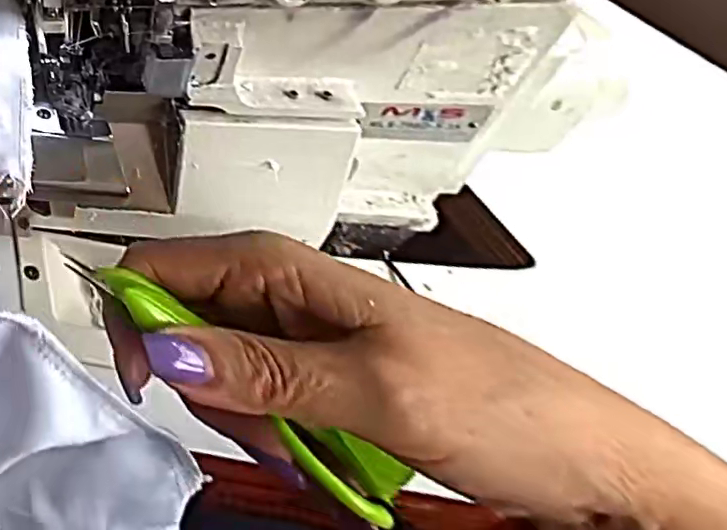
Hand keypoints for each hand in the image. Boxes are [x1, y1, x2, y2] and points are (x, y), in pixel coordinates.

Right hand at [107, 233, 726, 528]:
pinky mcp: (301, 367)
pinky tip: (313, 452)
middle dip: (202, 384)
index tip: (148, 378)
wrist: (590, 463)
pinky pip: (245, 395)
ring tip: (307, 445)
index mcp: (271, 264)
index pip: (156, 266)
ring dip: (239, 416)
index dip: (135, 315)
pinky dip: (265, 431)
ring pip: (208, 365)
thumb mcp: (374, 389)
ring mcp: (285, 329)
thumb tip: (170, 346)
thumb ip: (261, 369)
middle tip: (261, 426)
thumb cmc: (507, 403)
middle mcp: (269, 288)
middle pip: (176, 321)